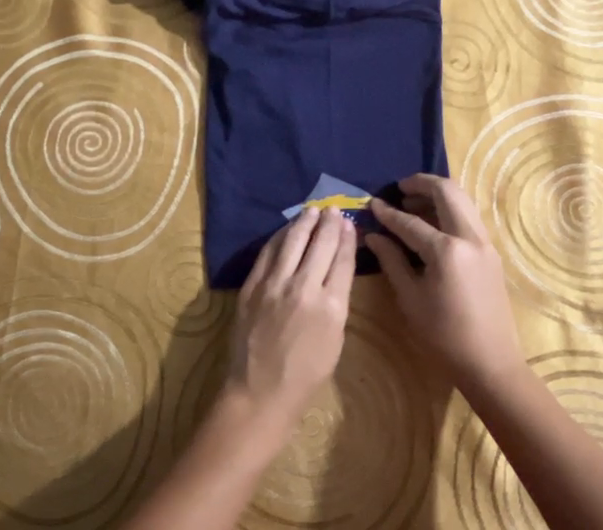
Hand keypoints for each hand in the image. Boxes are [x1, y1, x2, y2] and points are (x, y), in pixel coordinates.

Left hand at [226, 206, 356, 422]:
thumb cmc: (306, 376)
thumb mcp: (335, 340)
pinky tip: (287, 230)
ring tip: (312, 211)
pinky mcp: (252, 286)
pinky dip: (280, 237)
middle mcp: (304, 288)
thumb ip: (337, 302)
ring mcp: (275, 284)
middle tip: (333, 209)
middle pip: (320, 244)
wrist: (261, 392)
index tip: (349, 223)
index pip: (342, 260)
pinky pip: (268, 252)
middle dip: (329, 224)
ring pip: (293, 241)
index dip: (347, 238)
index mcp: (331, 306)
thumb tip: (337, 272)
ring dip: (304, 223)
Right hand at [366, 174, 524, 390]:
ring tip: (412, 202)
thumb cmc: (444, 336)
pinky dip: (449, 210)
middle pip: (447, 192)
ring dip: (437, 195)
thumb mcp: (410, 299)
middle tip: (399, 188)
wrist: (491, 363)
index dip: (388, 213)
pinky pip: (469, 217)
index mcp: (447, 250)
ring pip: (462, 201)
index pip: (410, 222)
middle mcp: (470, 238)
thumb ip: (391, 261)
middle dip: (421, 184)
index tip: (372, 203)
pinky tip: (432, 222)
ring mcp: (485, 243)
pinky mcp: (491, 253)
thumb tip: (374, 235)